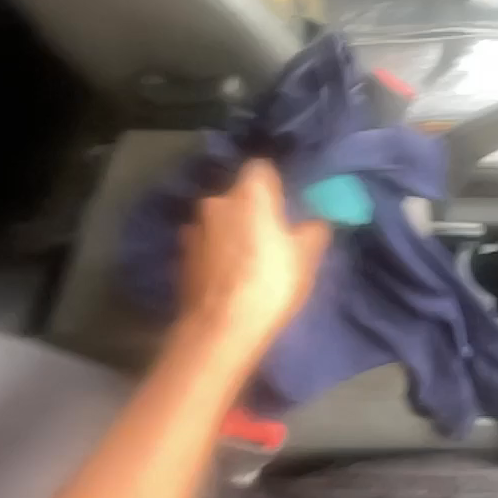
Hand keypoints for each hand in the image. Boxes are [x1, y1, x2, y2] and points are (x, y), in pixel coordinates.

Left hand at [179, 160, 330, 353]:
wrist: (220, 329)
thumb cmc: (270, 283)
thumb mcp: (307, 256)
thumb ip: (314, 228)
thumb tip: (316, 219)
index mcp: (249, 192)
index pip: (262, 168)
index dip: (276, 183)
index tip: (289, 202)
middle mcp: (216, 201)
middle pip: (239, 195)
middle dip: (254, 209)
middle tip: (274, 234)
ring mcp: (194, 227)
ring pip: (220, 220)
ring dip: (233, 231)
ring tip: (249, 259)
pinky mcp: (181, 255)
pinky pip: (207, 244)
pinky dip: (217, 252)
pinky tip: (229, 275)